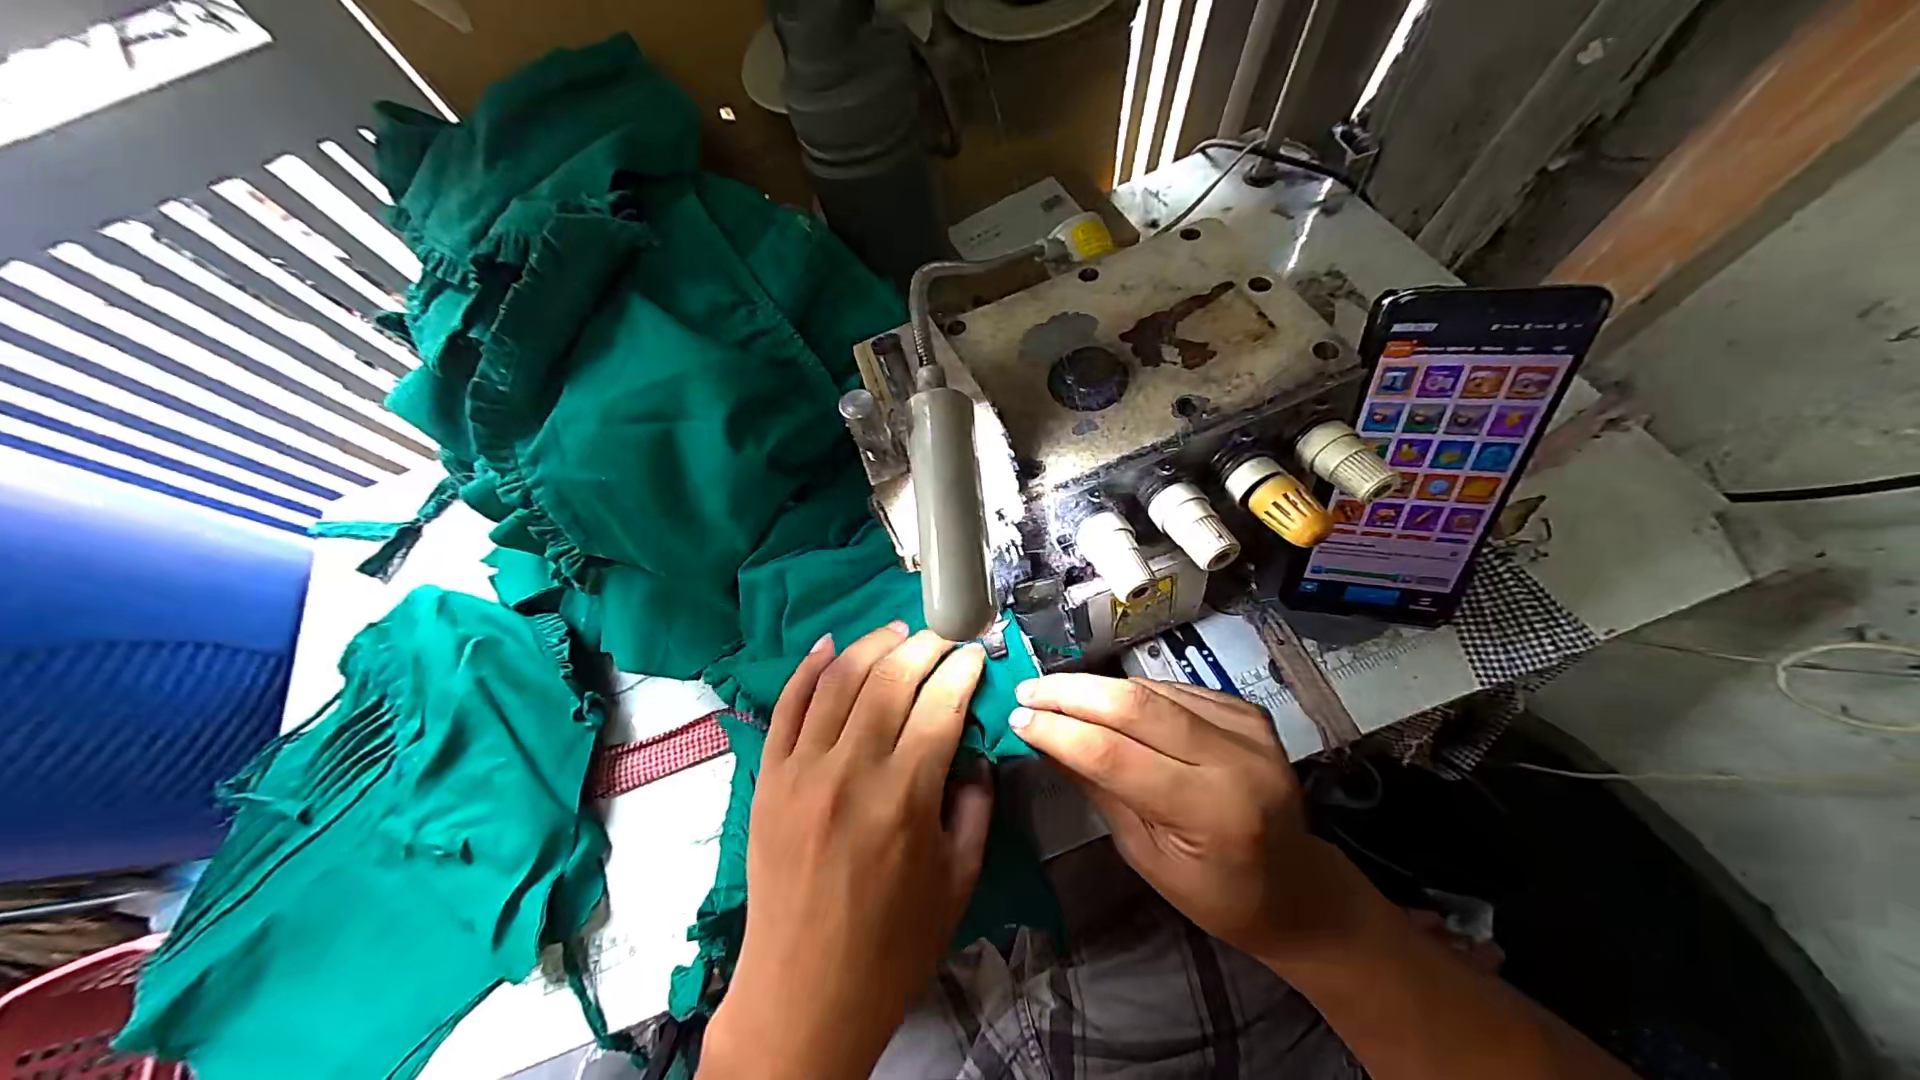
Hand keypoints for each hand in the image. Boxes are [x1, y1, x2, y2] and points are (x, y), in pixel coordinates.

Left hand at [701, 624, 992, 1079]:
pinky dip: (808, 668)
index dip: (962, 670)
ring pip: (838, 680)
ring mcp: (801, 770)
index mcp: (905, 797)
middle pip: (890, 679)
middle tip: (941, 638)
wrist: (804, 992)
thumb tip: (974, 753)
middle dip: (923, 646)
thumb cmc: (893, 945)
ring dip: (871, 645)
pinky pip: (787, 706)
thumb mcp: (959, 879)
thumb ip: (975, 806)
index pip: (940, 704)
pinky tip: (829, 645)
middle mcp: (851, 771)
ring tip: (896, 632)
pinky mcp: (768, 778)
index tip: (974, 655)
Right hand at [1010, 675, 1377, 965]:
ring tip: (1055, 692)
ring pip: (1152, 689)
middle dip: (1072, 692)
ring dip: (1097, 687)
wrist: (1301, 888)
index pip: (1115, 754)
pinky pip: (1175, 690)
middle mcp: (1234, 759)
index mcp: (1210, 810)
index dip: (1059, 730)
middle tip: (1029, 689)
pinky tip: (1104, 699)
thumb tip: (1045, 740)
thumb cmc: (1218, 894)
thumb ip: (1099, 790)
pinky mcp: (1247, 711)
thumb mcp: (1147, 856)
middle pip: (1135, 705)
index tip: (1018, 717)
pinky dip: (1132, 693)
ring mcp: (1247, 728)